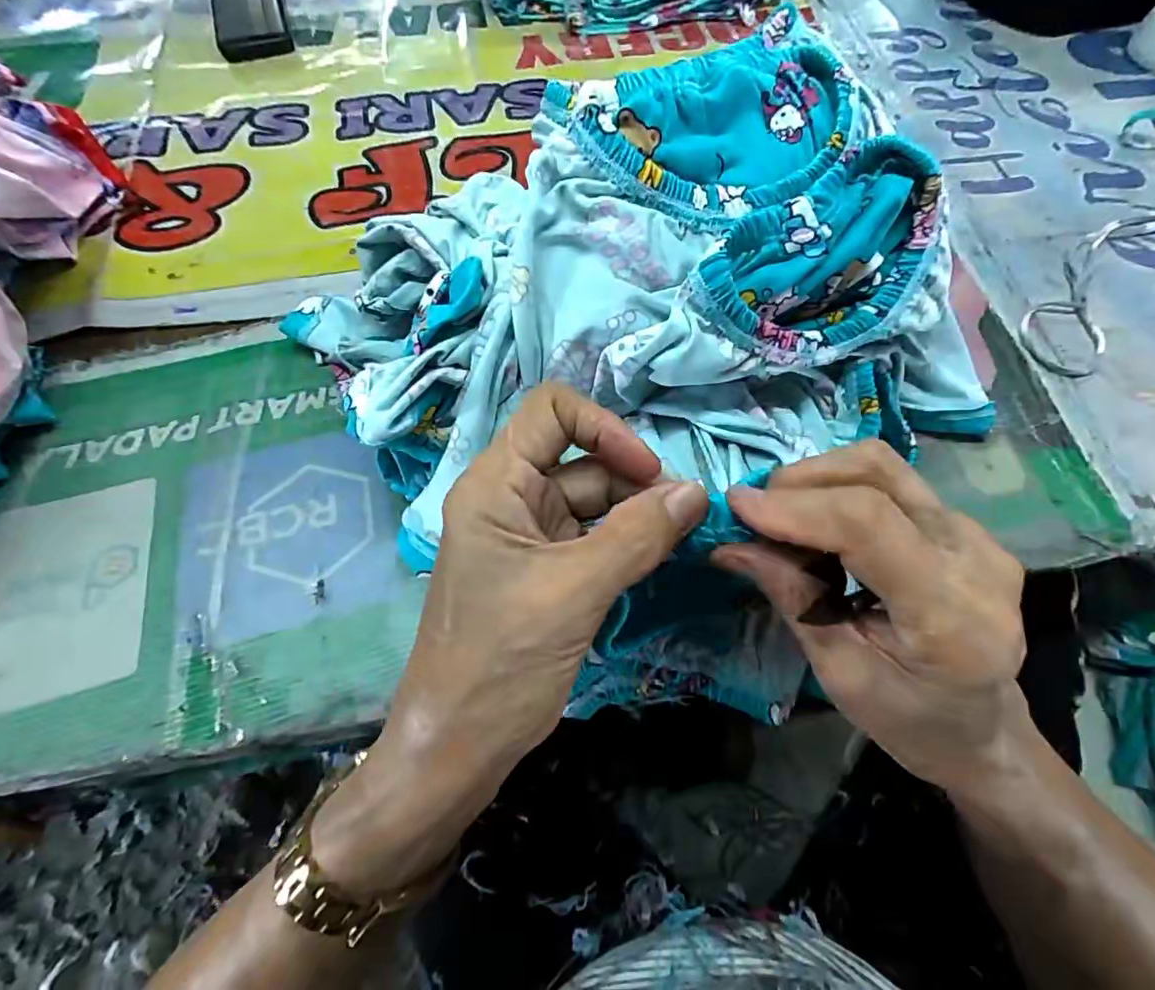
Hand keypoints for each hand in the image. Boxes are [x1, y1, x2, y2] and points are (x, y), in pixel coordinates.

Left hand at [312, 382, 707, 894]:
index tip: (647, 470)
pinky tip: (657, 555)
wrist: (458, 743)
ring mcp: (524, 537)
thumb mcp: (575, 590)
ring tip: (678, 538)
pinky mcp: (541, 572)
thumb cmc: (502, 659)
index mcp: (494, 485)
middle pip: (579, 458)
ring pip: (590, 500)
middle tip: (683, 516)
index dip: (603, 426)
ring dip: (634, 513)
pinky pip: (590, 538)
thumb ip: (638, 535)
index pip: (550, 411)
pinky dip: (624, 541)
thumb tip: (697, 491)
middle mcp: (507, 499)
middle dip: (632, 479)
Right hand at [711, 439, 1029, 794]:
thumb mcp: (839, 673)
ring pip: (882, 465)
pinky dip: (838, 490)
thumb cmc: (909, 718)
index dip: (794, 507)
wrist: (982, 730)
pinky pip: (891, 481)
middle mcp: (974, 557)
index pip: (867, 523)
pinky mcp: (966, 525)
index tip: (736, 506)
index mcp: (948, 612)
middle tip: (754, 518)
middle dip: (798, 484)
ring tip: (783, 517)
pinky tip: (820, 526)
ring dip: (817, 478)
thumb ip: (792, 599)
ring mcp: (976, 534)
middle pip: (874, 475)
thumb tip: (732, 546)